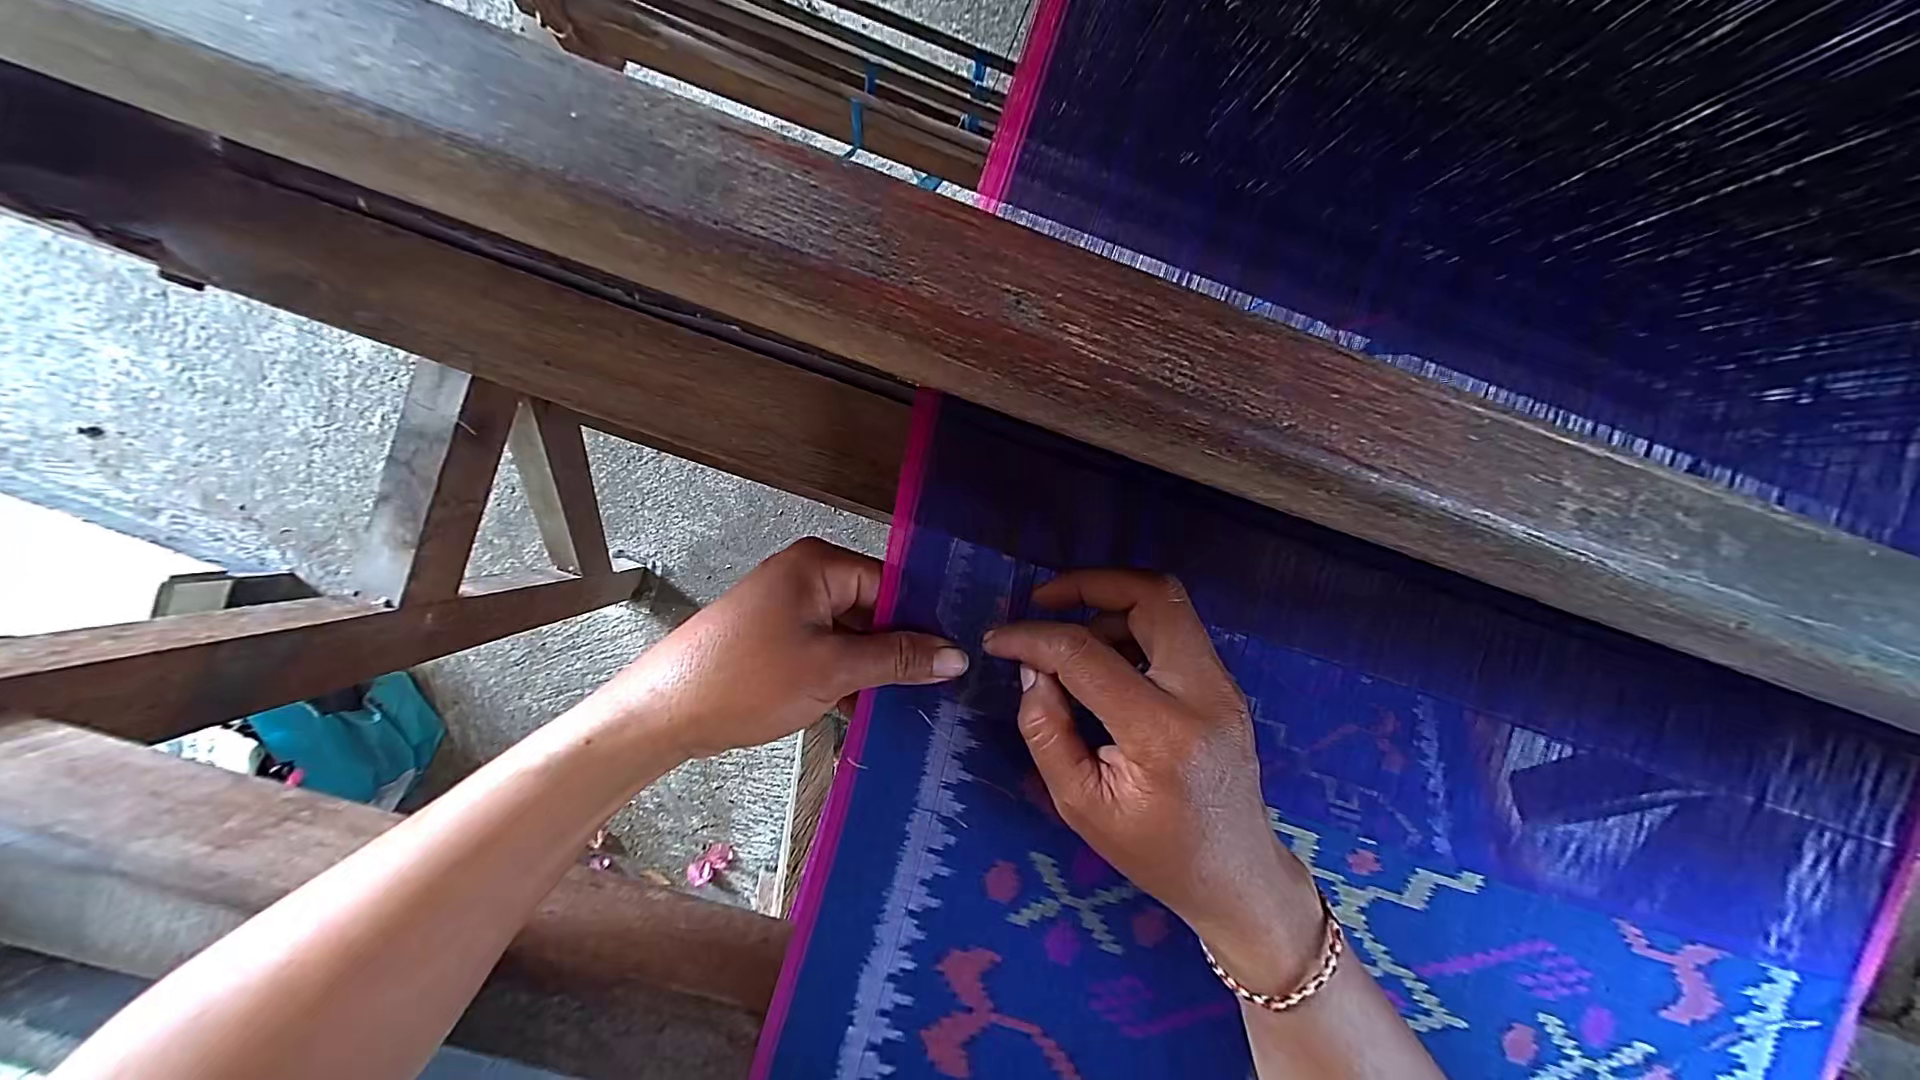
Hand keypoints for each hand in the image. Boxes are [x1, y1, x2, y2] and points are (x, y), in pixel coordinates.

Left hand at [591, 537, 968, 757]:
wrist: (663, 715)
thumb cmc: (743, 679)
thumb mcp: (832, 669)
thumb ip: (897, 658)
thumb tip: (953, 655)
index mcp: (820, 565)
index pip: (893, 583)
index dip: (923, 619)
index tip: (955, 652)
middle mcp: (806, 577)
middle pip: (874, 609)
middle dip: (898, 649)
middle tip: (938, 684)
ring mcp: (791, 609)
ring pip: (853, 635)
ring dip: (873, 668)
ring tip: (908, 701)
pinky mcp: (778, 639)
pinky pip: (828, 650)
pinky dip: (846, 676)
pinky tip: (866, 708)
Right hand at [983, 569, 1325, 987]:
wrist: (1237, 876)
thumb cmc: (1155, 852)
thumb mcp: (1080, 805)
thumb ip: (1046, 730)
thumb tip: (1033, 669)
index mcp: (1162, 733)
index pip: (1086, 654)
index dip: (1032, 637)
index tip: (998, 639)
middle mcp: (1203, 693)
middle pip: (1152, 595)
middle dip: (1089, 583)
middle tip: (1043, 601)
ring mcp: (1223, 683)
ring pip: (1168, 602)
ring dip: (1111, 602)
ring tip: (1069, 638)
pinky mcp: (1224, 683)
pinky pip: (1175, 627)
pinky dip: (1132, 622)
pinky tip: (1104, 656)